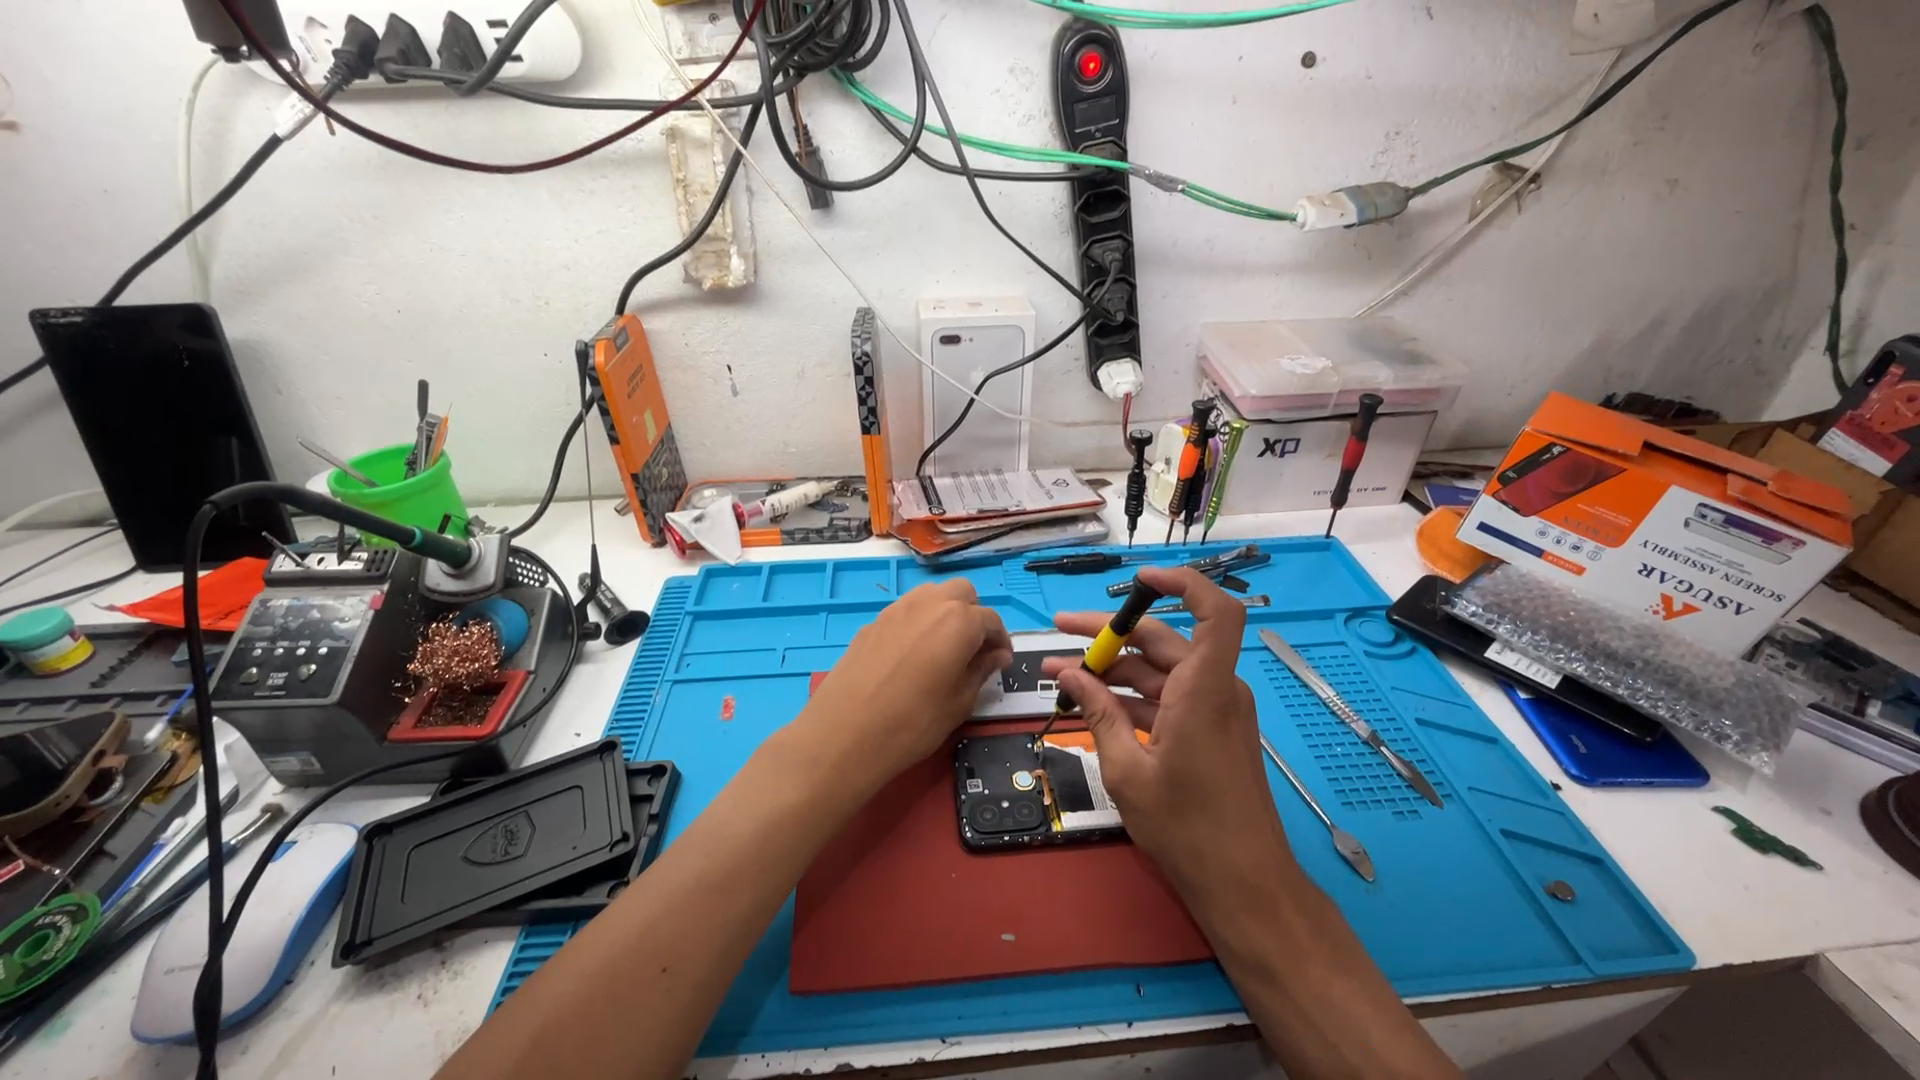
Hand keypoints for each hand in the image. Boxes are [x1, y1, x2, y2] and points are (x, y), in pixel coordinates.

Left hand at [797, 578, 1011, 776]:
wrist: (844, 734)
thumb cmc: (912, 723)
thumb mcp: (959, 703)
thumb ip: (981, 671)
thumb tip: (997, 655)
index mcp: (958, 621)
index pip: (991, 620)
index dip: (1001, 641)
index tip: (1000, 662)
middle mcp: (928, 604)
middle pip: (962, 593)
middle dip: (974, 615)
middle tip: (974, 650)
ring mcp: (896, 610)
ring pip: (931, 596)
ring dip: (945, 613)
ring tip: (944, 650)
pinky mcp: (872, 623)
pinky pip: (905, 612)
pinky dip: (918, 624)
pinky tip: (912, 658)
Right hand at [1042, 568, 1295, 904]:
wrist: (1242, 882)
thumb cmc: (1185, 826)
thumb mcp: (1126, 769)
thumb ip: (1098, 712)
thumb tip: (1068, 672)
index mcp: (1204, 689)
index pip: (1216, 611)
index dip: (1183, 583)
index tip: (1138, 579)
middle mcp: (1217, 690)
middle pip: (1165, 641)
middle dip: (1110, 635)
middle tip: (1060, 632)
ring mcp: (1217, 712)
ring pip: (1163, 672)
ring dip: (1115, 671)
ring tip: (1062, 676)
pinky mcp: (1213, 733)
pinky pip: (1171, 699)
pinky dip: (1134, 698)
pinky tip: (1093, 706)